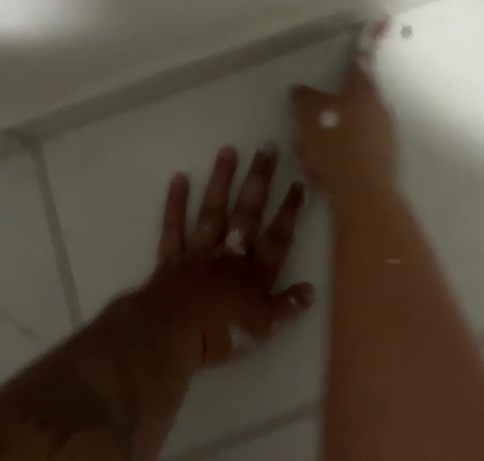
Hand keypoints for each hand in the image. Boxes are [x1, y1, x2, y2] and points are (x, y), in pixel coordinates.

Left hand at [139, 146, 315, 368]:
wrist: (171, 334)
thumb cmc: (221, 334)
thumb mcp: (263, 328)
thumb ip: (286, 306)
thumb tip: (312, 288)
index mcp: (255, 273)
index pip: (278, 236)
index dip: (290, 210)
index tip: (299, 181)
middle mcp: (230, 254)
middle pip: (247, 212)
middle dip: (259, 180)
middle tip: (267, 148)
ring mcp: (199, 251)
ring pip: (213, 210)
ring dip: (221, 180)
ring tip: (228, 150)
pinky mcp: (172, 256)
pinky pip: (174, 226)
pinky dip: (176, 202)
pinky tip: (179, 177)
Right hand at [291, 20, 397, 196]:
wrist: (362, 193)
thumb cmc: (334, 144)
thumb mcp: (307, 115)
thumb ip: (303, 99)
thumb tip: (301, 91)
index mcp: (361, 91)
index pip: (362, 58)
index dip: (371, 37)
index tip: (383, 19)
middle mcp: (378, 109)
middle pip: (350, 99)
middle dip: (327, 111)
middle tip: (307, 130)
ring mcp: (384, 135)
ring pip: (348, 128)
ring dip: (328, 138)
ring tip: (309, 157)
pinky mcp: (382, 160)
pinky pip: (352, 151)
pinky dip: (335, 157)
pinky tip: (320, 173)